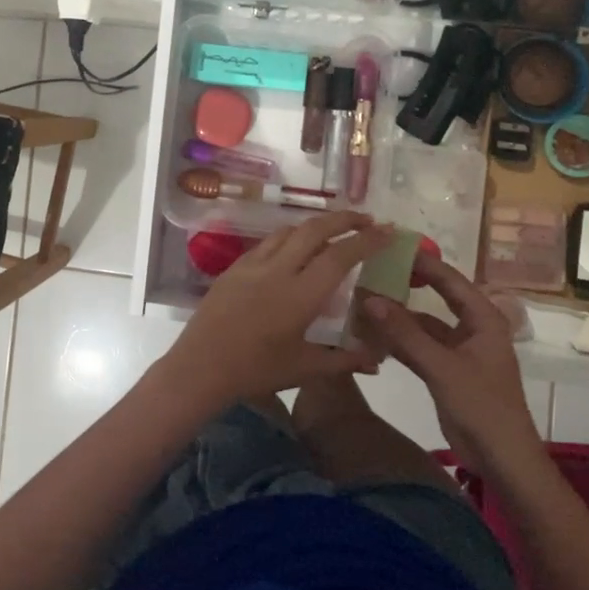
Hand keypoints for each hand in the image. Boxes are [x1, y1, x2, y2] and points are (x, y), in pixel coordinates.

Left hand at [158, 211, 390, 408]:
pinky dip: (289, 237)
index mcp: (300, 294)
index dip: (367, 240)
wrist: (201, 367)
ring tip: (334, 230)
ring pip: (289, 231)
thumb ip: (344, 360)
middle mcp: (278, 270)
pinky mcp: (234, 268)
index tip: (388, 231)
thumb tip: (378, 361)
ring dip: (315, 225)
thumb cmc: (255, 371)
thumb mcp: (304, 368)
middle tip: (367, 219)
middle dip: (344, 219)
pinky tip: (294, 249)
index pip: (340, 256)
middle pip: (314, 230)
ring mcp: (253, 265)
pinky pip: (268, 243)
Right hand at [360, 254, 542, 470]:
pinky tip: (371, 335)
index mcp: (483, 319)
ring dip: (398, 317)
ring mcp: (459, 351)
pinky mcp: (447, 372)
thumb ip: (405, 333)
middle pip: (436, 297)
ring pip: (424, 325)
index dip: (422, 261)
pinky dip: (398, 341)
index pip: (449, 279)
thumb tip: (369, 297)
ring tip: (363, 300)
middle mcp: (472, 328)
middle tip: (373, 268)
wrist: (503, 460)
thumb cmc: (482, 406)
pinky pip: (419, 347)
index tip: (390, 245)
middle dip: (407, 285)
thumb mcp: (442, 367)